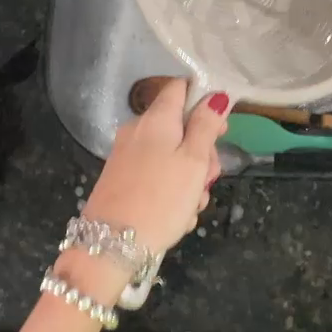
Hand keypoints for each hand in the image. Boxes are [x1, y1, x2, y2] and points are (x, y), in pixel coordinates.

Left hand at [83, 79, 227, 255]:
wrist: (111, 244)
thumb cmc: (161, 198)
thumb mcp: (194, 161)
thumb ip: (206, 126)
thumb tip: (216, 96)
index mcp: (156, 118)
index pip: (181, 87)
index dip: (204, 100)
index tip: (221, 126)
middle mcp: (138, 130)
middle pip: (179, 127)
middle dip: (202, 152)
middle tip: (209, 178)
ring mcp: (127, 155)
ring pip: (171, 156)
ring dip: (190, 178)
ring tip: (192, 205)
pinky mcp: (122, 179)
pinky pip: (157, 175)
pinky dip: (171, 191)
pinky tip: (177, 215)